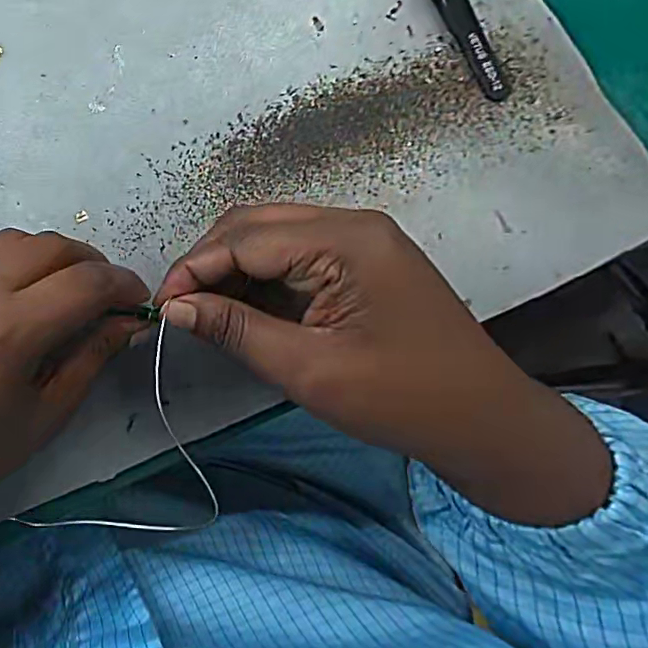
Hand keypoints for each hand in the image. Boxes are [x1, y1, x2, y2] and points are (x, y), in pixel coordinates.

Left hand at [0, 229, 149, 593]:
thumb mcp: (44, 414)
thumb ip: (90, 357)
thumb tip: (126, 320)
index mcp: (7, 331)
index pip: (86, 283)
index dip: (122, 286)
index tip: (135, 301)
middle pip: (54, 247)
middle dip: (92, 265)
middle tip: (104, 297)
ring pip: (15, 237)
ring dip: (49, 255)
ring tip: (58, 289)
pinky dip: (2, 248)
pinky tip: (8, 276)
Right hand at [153, 205, 609, 525]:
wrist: (486, 423)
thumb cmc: (401, 399)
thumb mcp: (308, 369)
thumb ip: (236, 330)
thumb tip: (175, 308)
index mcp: (346, 240)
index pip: (246, 238)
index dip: (194, 268)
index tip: (161, 307)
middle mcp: (351, 224)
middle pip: (254, 224)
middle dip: (207, 261)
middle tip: (178, 306)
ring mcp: (359, 240)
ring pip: (269, 236)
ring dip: (230, 268)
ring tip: (201, 309)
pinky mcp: (359, 261)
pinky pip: (292, 256)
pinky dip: (258, 278)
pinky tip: (239, 308)